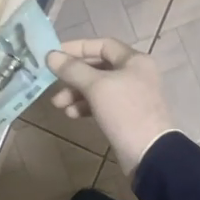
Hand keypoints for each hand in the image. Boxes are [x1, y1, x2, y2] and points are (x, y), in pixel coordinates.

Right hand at [45, 38, 175, 173]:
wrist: (149, 154)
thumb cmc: (125, 112)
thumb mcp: (96, 86)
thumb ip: (72, 69)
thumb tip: (50, 55)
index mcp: (134, 61)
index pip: (102, 45)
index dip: (77, 48)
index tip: (55, 55)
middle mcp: (135, 74)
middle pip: (98, 67)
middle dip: (73, 75)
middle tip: (52, 83)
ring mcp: (131, 96)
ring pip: (98, 87)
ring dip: (76, 93)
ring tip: (58, 105)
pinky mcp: (126, 116)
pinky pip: (102, 104)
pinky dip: (86, 106)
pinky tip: (71, 114)